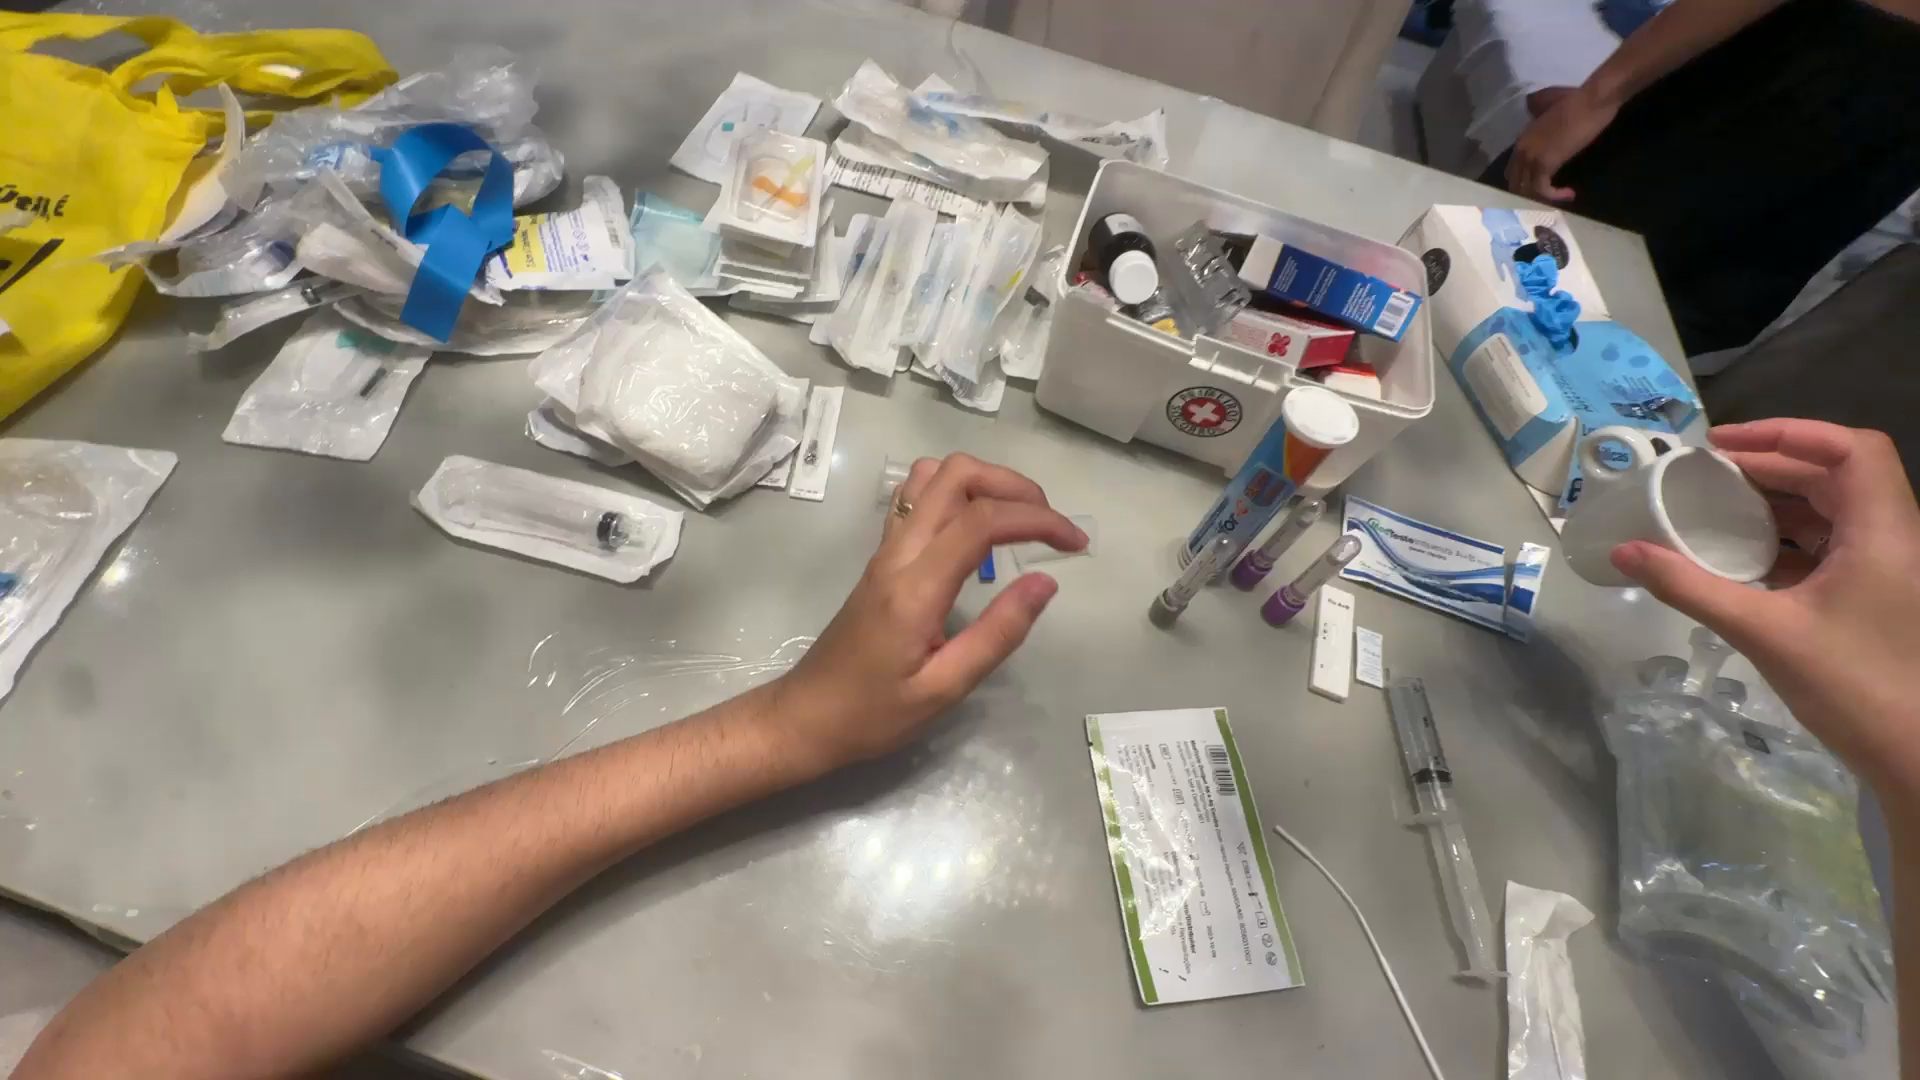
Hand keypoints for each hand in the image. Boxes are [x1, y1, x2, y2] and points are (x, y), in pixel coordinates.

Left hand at [769, 453, 1086, 770]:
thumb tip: (1045, 582)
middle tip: (1049, 524)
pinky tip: (976, 528)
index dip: (1038, 519)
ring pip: (931, 477)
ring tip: (1017, 519)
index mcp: (916, 586)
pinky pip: (916, 499)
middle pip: (955, 475)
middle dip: (1014, 485)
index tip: (1076, 543)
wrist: (807, 717)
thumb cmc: (874, 714)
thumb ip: (998, 633)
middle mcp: (897, 553)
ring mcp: (884, 550)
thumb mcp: (945, 689)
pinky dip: (956, 493)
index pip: (982, 520)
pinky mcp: (881, 557)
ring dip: (982, 482)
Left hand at [1505, 84, 1618, 202]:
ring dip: (1541, 198)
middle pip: (1515, 183)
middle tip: (1546, 199)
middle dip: (1529, 194)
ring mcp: (1530, 158)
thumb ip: (1543, 133)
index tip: (1539, 188)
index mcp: (1521, 141)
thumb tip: (1548, 142)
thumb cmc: (1581, 104)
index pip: (1513, 171)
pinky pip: (1540, 189)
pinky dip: (1553, 196)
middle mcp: (1520, 151)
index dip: (1523, 182)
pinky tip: (1569, 194)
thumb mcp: (1553, 122)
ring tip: (1559, 199)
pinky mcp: (1544, 164)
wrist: (1595, 98)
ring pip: (1526, 189)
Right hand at [1612, 420, 1919, 795]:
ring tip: (1704, 506)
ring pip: (1826, 509)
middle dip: (1764, 464)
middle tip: (1695, 474)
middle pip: (1833, 475)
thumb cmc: (1854, 684)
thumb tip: (1622, 551)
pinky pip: (1820, 543)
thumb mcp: (1760, 631)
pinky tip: (1729, 553)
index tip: (1719, 445)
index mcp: (1884, 536)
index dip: (1788, 432)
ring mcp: (1881, 568)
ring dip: (1766, 499)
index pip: (1852, 452)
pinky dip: (1773, 535)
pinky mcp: (1867, 592)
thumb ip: (1688, 586)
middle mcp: (1891, 540)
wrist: (1916, 751)